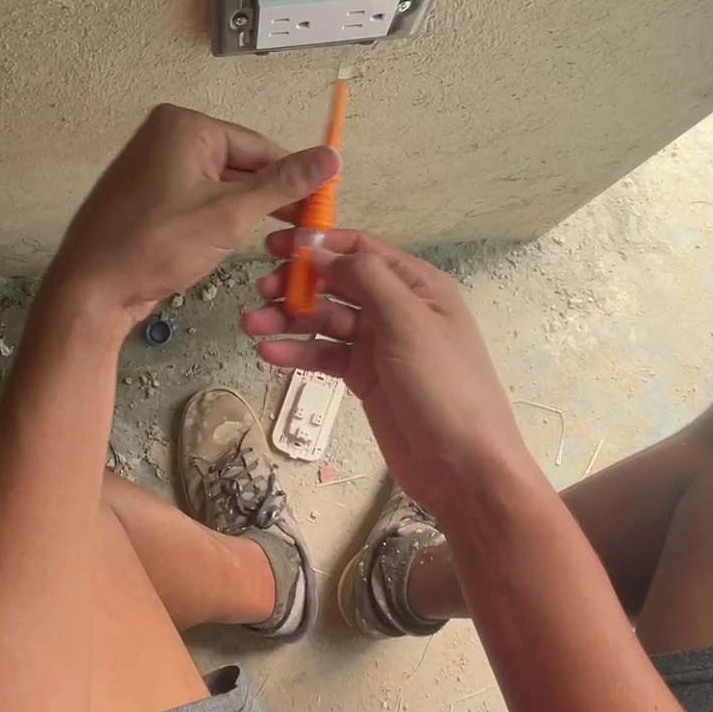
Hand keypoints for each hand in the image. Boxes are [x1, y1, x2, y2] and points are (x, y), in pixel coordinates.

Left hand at [47, 105, 338, 325]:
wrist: (92, 289)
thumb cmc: (154, 245)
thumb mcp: (229, 214)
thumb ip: (282, 185)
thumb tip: (331, 158)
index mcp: (185, 125)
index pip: (259, 147)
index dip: (294, 179)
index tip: (322, 207)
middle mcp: (167, 137)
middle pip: (240, 164)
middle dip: (270, 197)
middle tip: (304, 229)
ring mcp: (155, 167)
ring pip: (221, 185)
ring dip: (247, 211)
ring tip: (279, 239)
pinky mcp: (149, 197)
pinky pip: (198, 199)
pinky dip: (220, 219)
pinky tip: (235, 240)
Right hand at [241, 228, 537, 515]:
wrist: (462, 468)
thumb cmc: (443, 385)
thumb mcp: (409, 322)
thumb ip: (367, 278)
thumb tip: (322, 251)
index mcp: (416, 285)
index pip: (360, 249)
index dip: (318, 243)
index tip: (275, 246)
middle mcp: (395, 308)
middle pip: (336, 283)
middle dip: (297, 284)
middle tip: (260, 289)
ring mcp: (377, 344)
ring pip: (324, 321)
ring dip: (287, 320)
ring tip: (250, 325)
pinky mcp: (362, 376)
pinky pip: (324, 355)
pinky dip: (297, 353)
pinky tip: (268, 353)